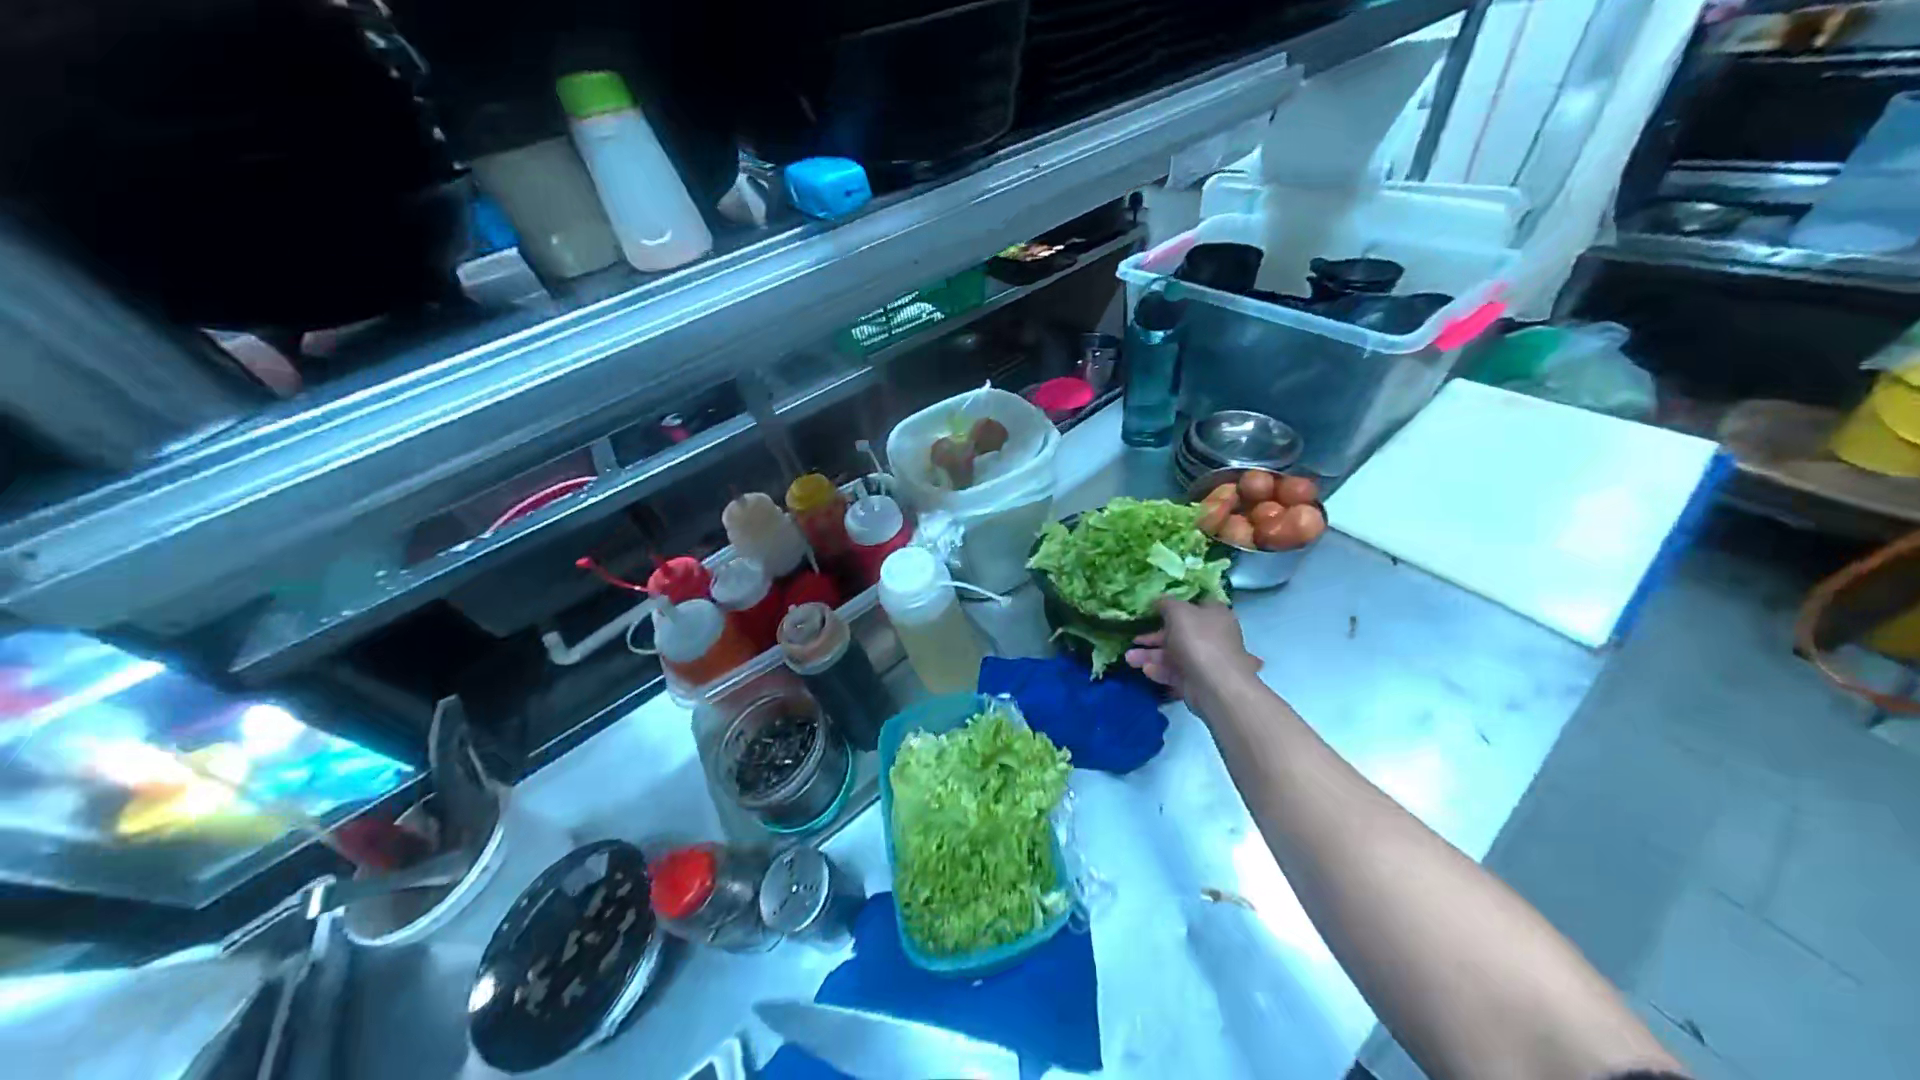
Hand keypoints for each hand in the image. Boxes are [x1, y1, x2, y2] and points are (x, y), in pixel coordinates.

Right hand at [1125, 597, 1261, 713]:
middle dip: (1153, 637)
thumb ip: (1166, 603)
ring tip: (1129, 659)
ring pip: (1173, 654)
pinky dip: (1160, 670)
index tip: (1153, 609)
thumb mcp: (1178, 611)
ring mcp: (1204, 659)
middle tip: (1134, 639)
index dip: (1174, 605)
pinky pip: (1175, 672)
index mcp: (1213, 614)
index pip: (1194, 605)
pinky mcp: (1197, 680)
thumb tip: (1159, 601)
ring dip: (1150, 655)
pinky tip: (1146, 670)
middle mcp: (1211, 635)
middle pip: (1179, 632)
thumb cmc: (1198, 640)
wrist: (1215, 685)